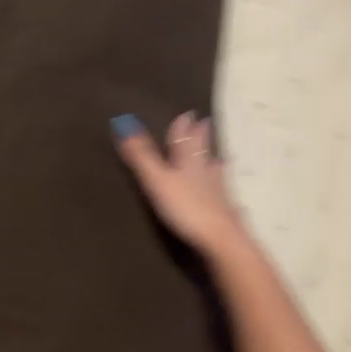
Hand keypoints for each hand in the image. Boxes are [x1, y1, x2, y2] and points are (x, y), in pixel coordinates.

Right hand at [113, 112, 246, 254]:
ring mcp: (218, 190)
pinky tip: (227, 192)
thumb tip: (123, 124)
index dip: (183, 127)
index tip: (188, 113)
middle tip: (205, 122)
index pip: (183, 139)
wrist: (222, 238)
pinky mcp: (225, 210)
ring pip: (215, 168)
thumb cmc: (186, 206)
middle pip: (202, 150)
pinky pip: (223, 191)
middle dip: (201, 136)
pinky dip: (223, 187)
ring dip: (214, 158)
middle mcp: (204, 170)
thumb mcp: (157, 179)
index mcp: (187, 161)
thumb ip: (141, 155)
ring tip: (219, 153)